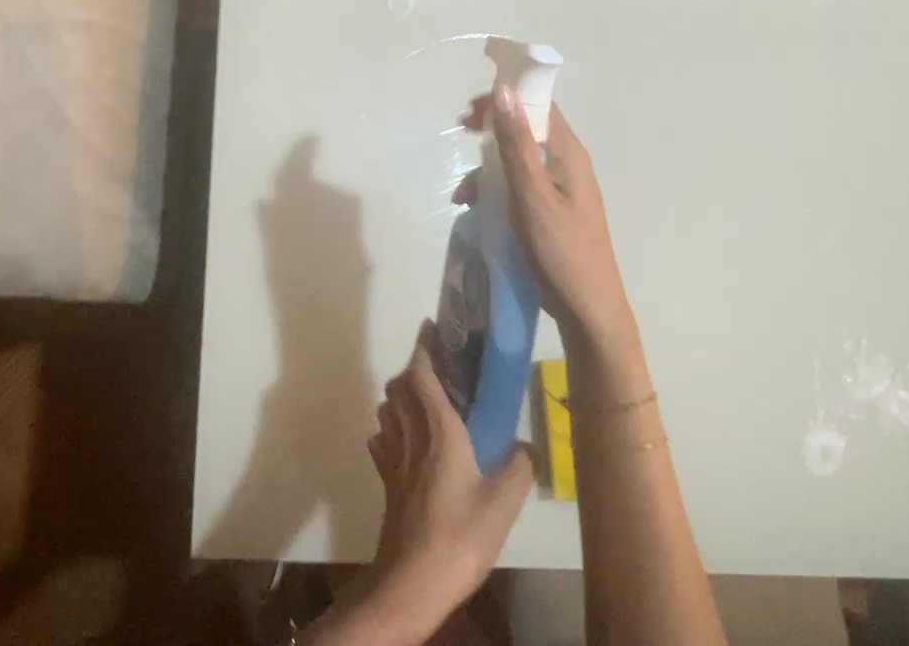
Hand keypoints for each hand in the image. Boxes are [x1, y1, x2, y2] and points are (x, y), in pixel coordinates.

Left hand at [367, 325, 533, 611]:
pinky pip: (383, 441)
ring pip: (387, 410)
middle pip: (398, 387)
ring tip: (425, 401)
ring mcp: (393, 459)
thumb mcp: (503, 504)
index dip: (424, 348)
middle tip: (439, 369)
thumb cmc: (460, 536)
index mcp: (439, 431)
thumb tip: (525, 446)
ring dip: (400, 397)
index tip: (433, 328)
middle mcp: (410, 436)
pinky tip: (407, 442)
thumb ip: (518, 468)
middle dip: (413, 370)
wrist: (412, 580)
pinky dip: (391, 430)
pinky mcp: (386, 481)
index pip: (421, 375)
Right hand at [456, 90, 638, 348]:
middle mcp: (568, 164)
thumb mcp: (531, 194)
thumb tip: (503, 91)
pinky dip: (496, 190)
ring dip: (488, 167)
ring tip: (462, 195)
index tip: (470, 112)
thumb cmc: (560, 249)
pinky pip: (520, 186)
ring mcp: (561, 189)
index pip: (538, 105)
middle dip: (491, 131)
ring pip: (518, 161)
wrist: (587, 307)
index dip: (505, 99)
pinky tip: (476, 210)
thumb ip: (515, 144)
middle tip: (460, 138)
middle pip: (526, 130)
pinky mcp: (552, 211)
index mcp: (568, 153)